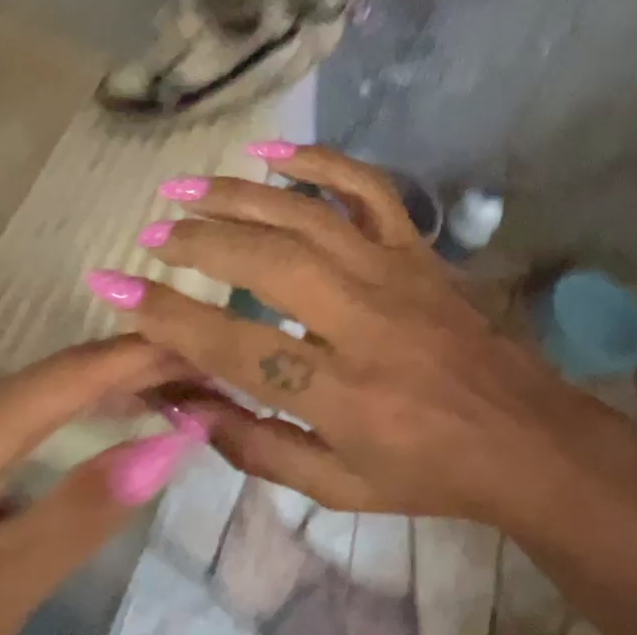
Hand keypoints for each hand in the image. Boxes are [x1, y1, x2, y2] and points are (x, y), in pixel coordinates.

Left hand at [0, 336, 203, 634]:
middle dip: (155, 363)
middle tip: (228, 377)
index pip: (84, 368)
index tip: (221, 350)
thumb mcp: (4, 579)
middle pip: (82, 366)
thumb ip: (85, 508)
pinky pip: (59, 404)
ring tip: (202, 389)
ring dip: (137, 381)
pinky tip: (142, 409)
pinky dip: (109, 403)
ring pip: (73, 382)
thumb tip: (177, 439)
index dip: (153, 352)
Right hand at [84, 144, 615, 527]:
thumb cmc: (424, 471)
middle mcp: (365, 321)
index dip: (166, 317)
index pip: (236, 345)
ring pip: (305, 215)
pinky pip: (368, 188)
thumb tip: (178, 400)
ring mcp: (395, 272)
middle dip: (198, 243)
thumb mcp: (334, 486)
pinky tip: (271, 151)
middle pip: (267, 262)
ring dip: (237, 196)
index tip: (112, 287)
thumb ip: (251, 444)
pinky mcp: (417, 248)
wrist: (524, 438)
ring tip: (183, 188)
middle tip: (152, 237)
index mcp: (342, 395)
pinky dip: (319, 160)